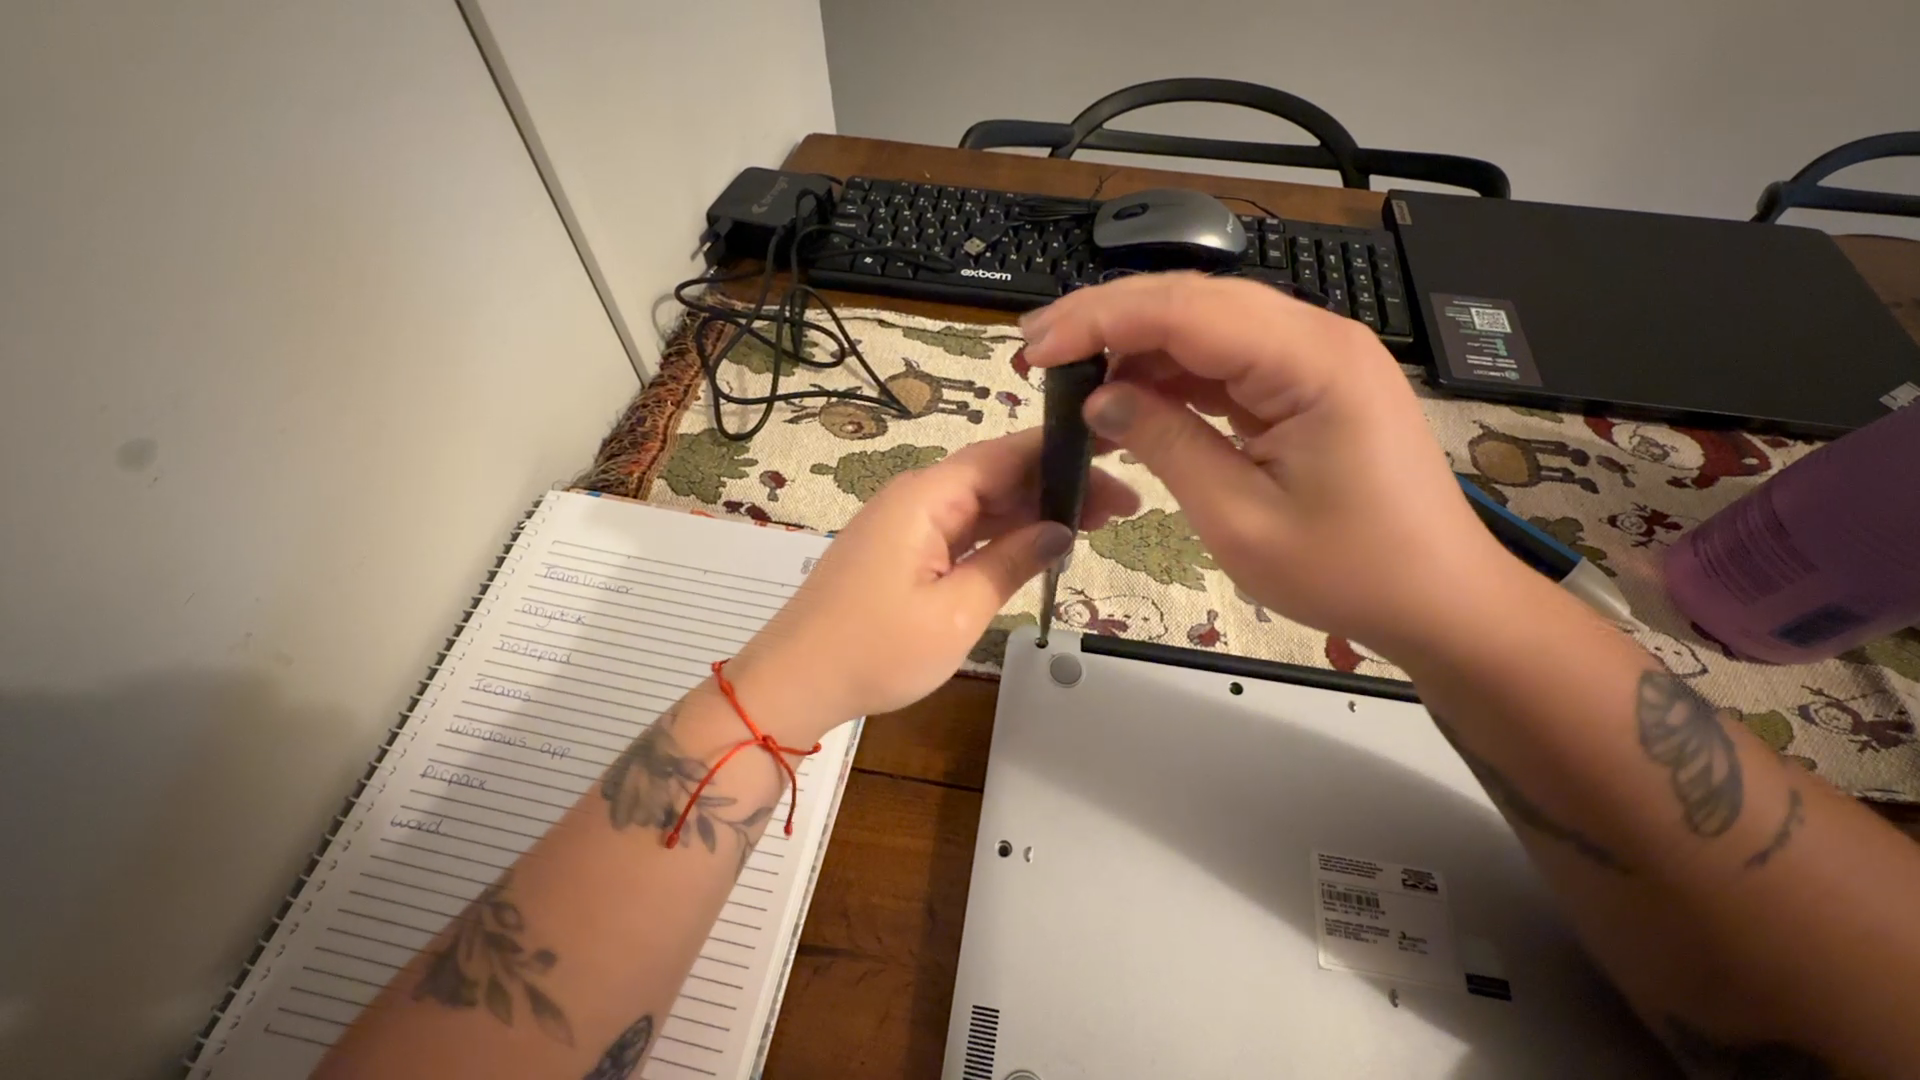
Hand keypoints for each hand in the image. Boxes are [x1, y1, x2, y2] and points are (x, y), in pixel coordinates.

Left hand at [728, 428, 1138, 740]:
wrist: (794, 683)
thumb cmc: (874, 650)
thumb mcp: (956, 612)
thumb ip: (1012, 562)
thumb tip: (1062, 530)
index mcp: (926, 497)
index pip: (1005, 454)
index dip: (1062, 451)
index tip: (1117, 456)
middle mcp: (916, 497)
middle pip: (998, 475)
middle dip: (1058, 484)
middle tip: (1122, 506)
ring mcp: (907, 523)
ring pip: (983, 503)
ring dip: (1034, 510)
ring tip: (1096, 522)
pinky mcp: (902, 550)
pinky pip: (962, 529)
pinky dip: (1002, 534)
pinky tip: (1040, 543)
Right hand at [1019, 273, 1515, 656]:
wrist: (1440, 599)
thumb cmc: (1349, 571)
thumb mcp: (1239, 518)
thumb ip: (1165, 444)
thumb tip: (1098, 401)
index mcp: (1310, 361)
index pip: (1183, 311)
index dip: (1099, 321)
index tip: (1034, 349)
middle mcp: (1317, 337)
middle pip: (1193, 301)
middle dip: (1108, 320)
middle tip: (1037, 352)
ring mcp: (1316, 356)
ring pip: (1206, 325)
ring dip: (1136, 346)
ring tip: (1073, 377)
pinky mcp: (1309, 382)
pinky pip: (1227, 360)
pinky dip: (1172, 375)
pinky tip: (1130, 396)